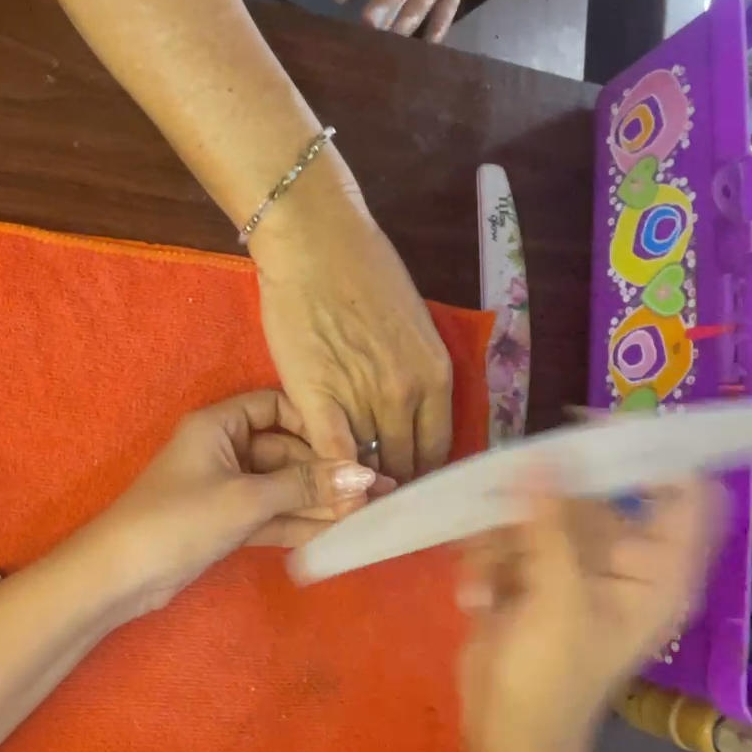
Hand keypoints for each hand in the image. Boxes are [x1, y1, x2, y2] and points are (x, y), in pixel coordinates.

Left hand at [69, 391, 384, 623]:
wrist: (123, 573)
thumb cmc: (180, 519)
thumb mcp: (246, 498)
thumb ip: (304, 485)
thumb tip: (364, 475)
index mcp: (217, 425)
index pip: (274, 407)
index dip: (313, 422)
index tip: (354, 443)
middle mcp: (222, 449)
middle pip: (283, 450)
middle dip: (325, 470)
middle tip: (376, 490)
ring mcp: (223, 487)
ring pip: (280, 486)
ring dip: (319, 499)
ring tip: (370, 513)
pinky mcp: (224, 521)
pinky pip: (270, 513)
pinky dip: (298, 521)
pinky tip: (338, 532)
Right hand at [252, 207, 452, 484]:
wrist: (315, 242)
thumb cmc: (364, 270)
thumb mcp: (410, 325)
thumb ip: (412, 370)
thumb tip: (400, 408)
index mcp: (437, 375)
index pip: (436, 450)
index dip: (419, 477)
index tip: (403, 489)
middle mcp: (409, 395)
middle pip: (403, 464)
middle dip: (391, 490)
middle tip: (374, 508)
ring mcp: (364, 398)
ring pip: (369, 466)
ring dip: (361, 491)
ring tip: (350, 509)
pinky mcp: (318, 397)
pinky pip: (333, 455)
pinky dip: (335, 484)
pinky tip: (330, 502)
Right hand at [458, 475, 718, 751]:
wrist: (506, 730)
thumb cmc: (551, 674)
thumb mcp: (558, 597)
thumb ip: (553, 525)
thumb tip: (544, 456)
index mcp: (657, 569)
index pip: (680, 490)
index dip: (646, 452)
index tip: (588, 427)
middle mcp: (620, 562)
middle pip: (584, 499)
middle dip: (533, 514)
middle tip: (499, 522)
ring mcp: (569, 571)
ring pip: (533, 518)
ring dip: (498, 547)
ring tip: (485, 587)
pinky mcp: (527, 579)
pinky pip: (504, 542)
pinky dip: (482, 564)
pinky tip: (474, 598)